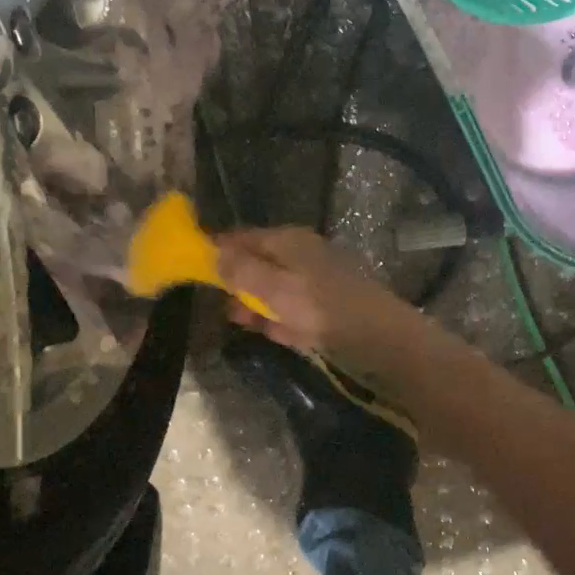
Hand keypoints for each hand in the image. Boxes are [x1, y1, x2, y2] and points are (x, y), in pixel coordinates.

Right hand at [213, 227, 423, 363]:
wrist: (379, 336)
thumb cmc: (322, 307)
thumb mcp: (274, 288)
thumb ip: (241, 271)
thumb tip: (214, 252)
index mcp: (287, 241)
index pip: (242, 237)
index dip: (217, 251)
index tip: (195, 271)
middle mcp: (299, 255)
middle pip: (256, 265)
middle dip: (239, 286)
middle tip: (229, 311)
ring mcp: (313, 281)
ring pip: (272, 291)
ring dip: (259, 308)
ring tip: (253, 325)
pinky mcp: (323, 307)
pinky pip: (292, 310)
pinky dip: (283, 321)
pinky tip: (283, 334)